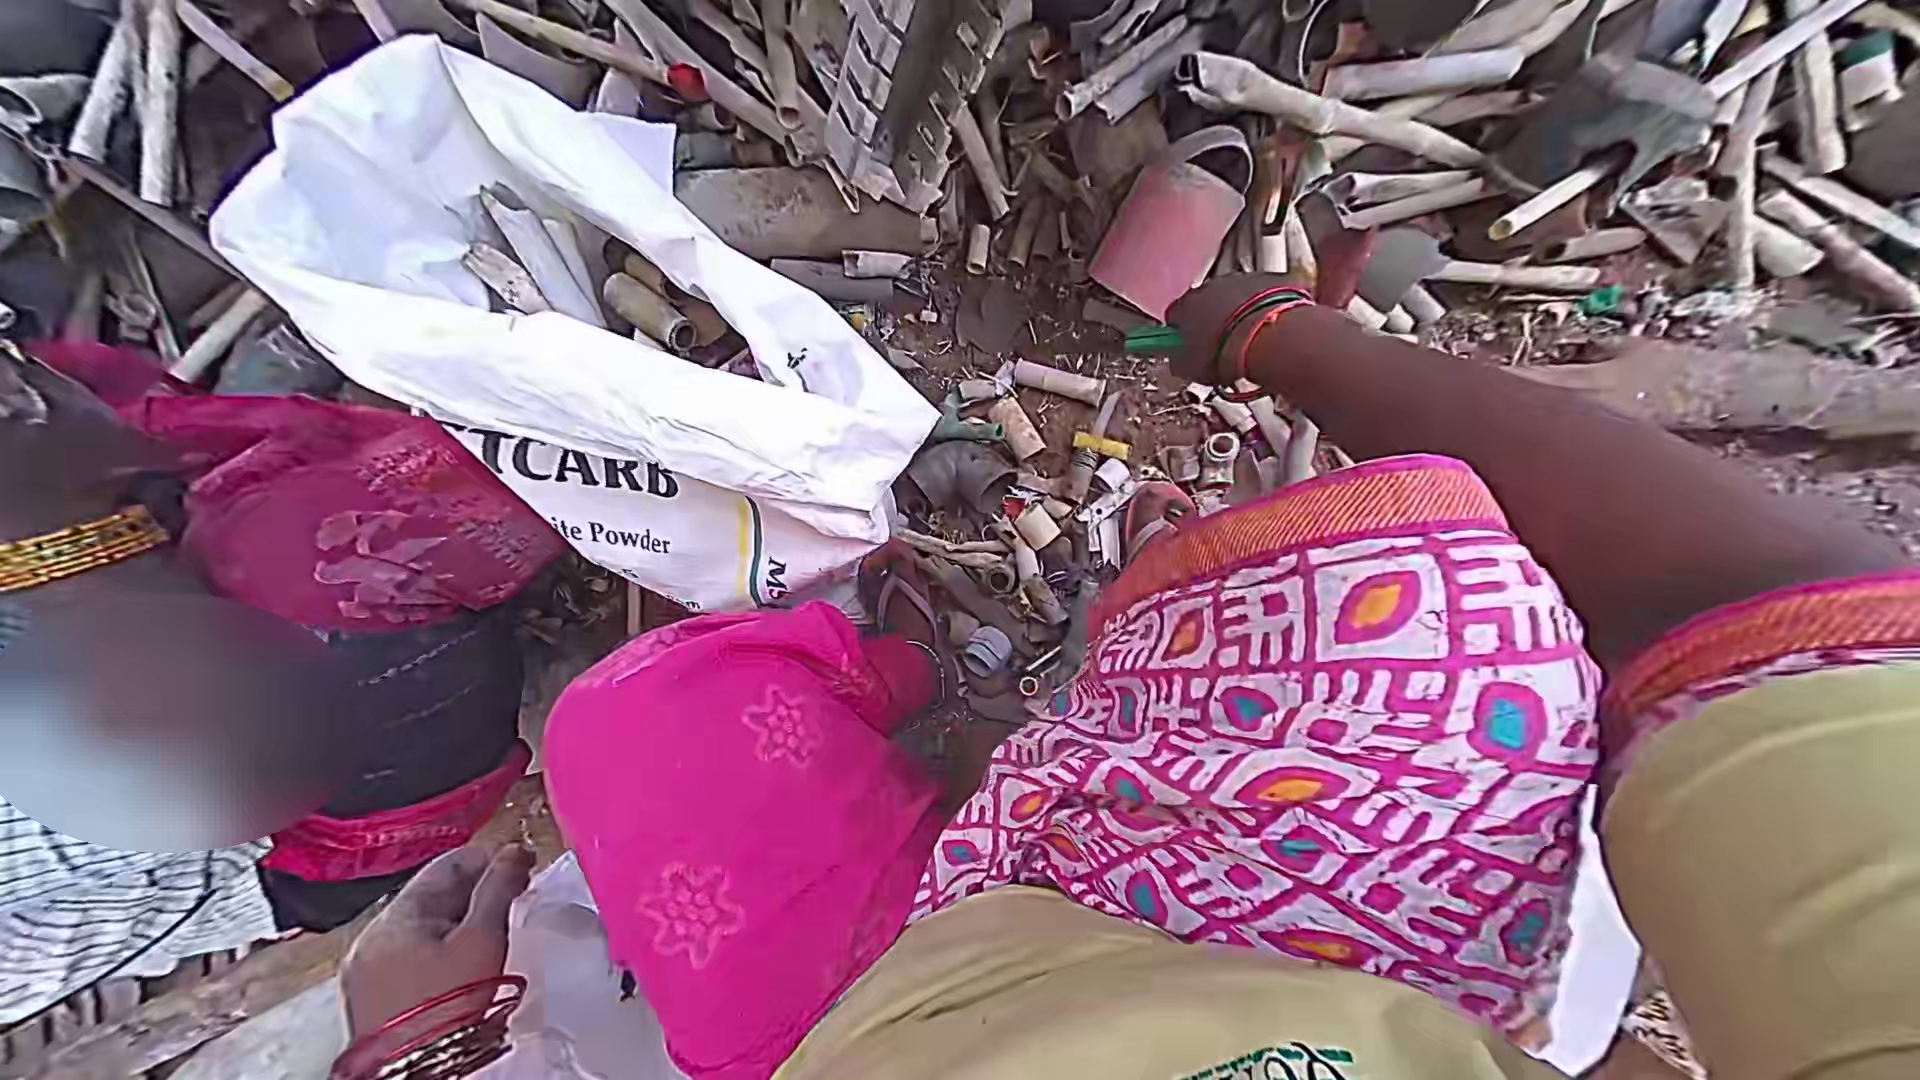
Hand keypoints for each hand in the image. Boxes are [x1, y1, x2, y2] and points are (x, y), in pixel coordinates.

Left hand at [340, 845, 533, 1039]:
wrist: (421, 1072)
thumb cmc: (452, 998)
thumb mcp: (483, 935)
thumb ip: (500, 884)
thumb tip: (516, 849)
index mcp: (392, 920)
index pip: (446, 865)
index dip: (489, 857)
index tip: (525, 864)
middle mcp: (372, 938)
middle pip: (436, 892)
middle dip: (480, 885)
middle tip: (521, 889)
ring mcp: (370, 969)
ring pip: (430, 919)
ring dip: (469, 911)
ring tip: (504, 916)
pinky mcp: (378, 992)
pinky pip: (421, 946)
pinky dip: (452, 937)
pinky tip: (477, 946)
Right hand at [1164, 273, 1302, 385]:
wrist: (1268, 338)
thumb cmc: (1226, 352)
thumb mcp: (1189, 369)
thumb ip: (1178, 360)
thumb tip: (1178, 360)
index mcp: (1186, 305)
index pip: (1174, 315)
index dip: (1179, 332)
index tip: (1186, 346)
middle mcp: (1212, 286)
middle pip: (1206, 301)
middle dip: (1210, 320)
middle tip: (1219, 346)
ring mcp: (1243, 280)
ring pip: (1235, 295)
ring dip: (1238, 313)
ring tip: (1246, 340)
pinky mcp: (1273, 280)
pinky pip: (1264, 293)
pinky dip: (1263, 307)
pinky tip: (1267, 329)